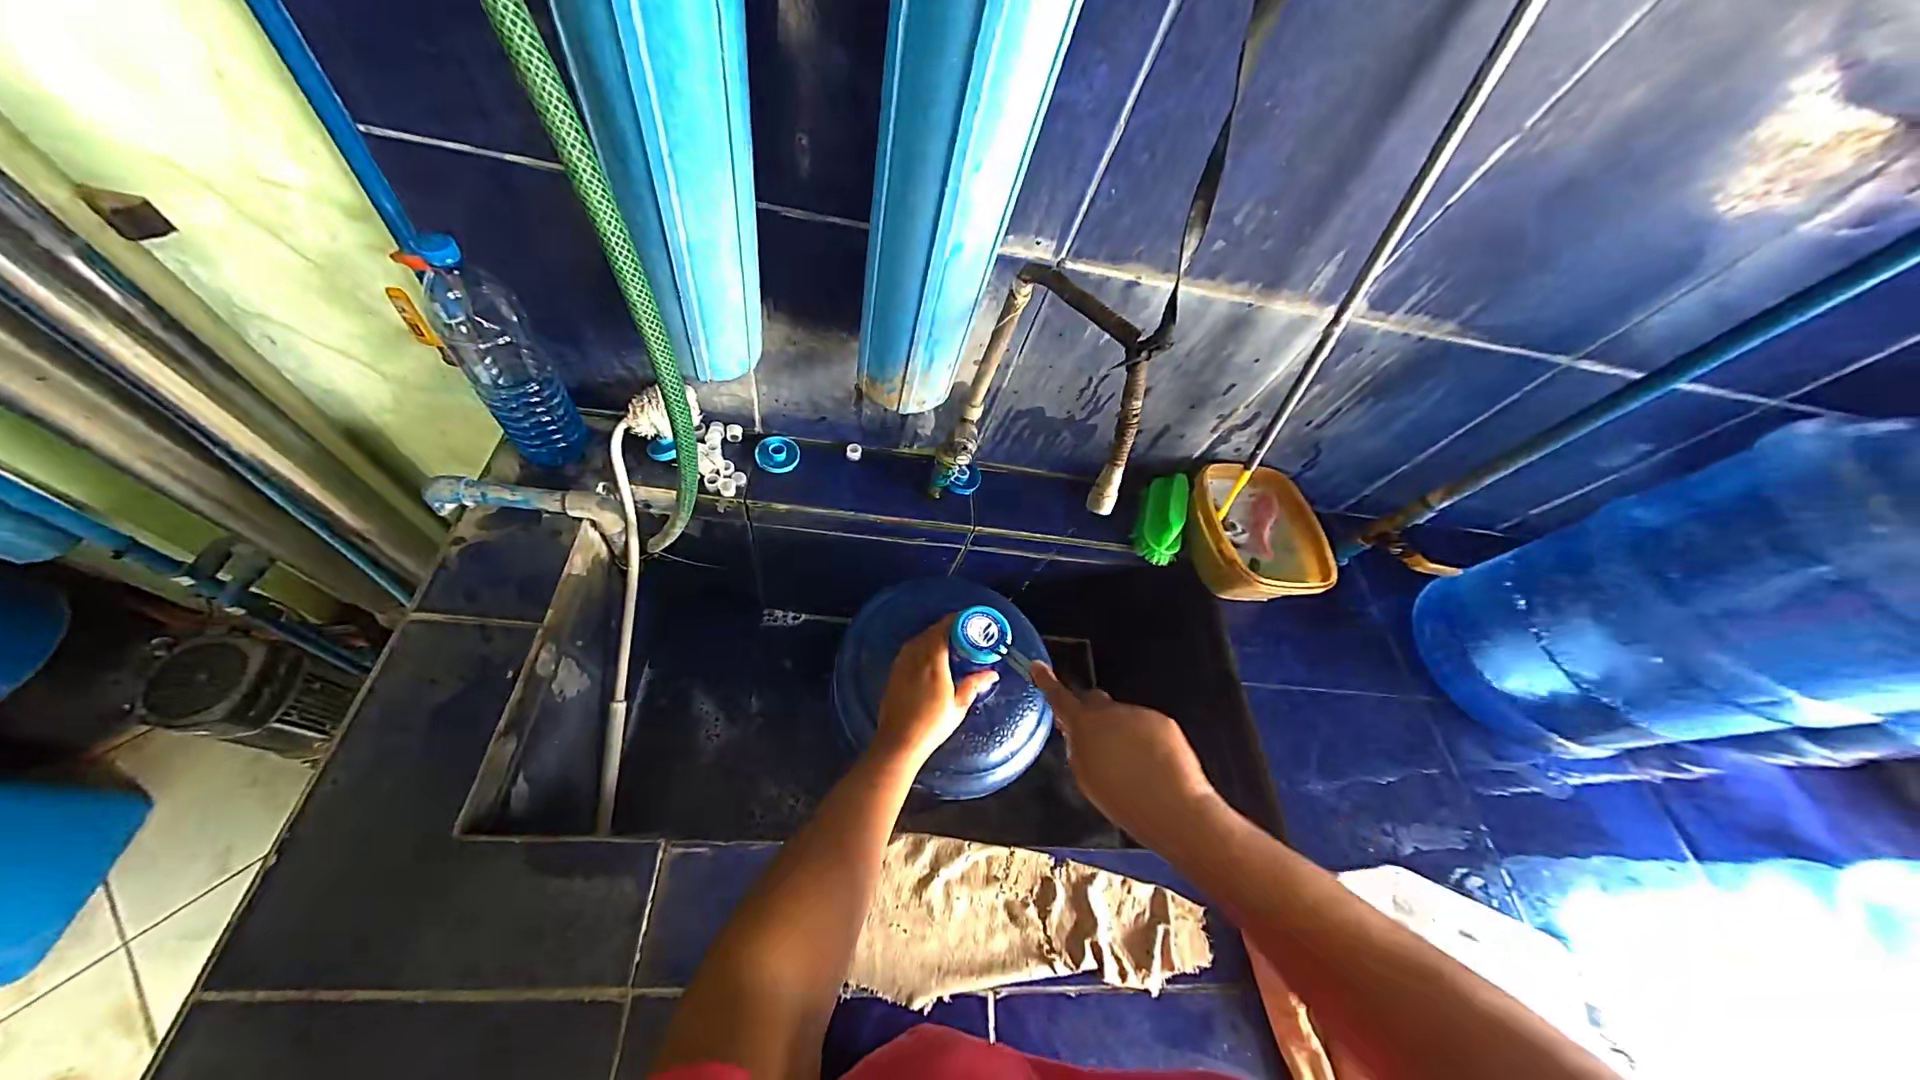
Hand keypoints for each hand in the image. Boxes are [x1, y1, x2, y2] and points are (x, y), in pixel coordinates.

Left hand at [873, 616, 997, 766]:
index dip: (960, 621)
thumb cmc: (931, 725)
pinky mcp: (895, 670)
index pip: (945, 627)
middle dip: (951, 628)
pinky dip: (925, 646)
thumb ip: (974, 684)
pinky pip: (912, 648)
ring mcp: (902, 661)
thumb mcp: (958, 705)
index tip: (973, 622)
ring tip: (953, 645)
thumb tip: (991, 674)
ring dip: (937, 636)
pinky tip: (933, 658)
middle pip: (933, 630)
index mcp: (933, 659)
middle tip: (967, 635)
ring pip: (921, 638)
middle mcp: (915, 655)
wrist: (898, 741)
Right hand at [1031, 663, 1222, 849]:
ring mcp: (1139, 713)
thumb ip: (1077, 748)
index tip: (1038, 667)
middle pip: (1093, 702)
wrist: (1173, 807)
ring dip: (1121, 732)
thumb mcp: (1086, 778)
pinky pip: (1145, 725)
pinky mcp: (1163, 720)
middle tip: (1094, 741)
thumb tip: (1077, 735)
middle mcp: (1111, 711)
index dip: (1047, 681)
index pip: (1060, 697)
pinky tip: (1151, 764)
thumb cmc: (1123, 800)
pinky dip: (1145, 739)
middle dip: (1090, 714)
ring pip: (1122, 716)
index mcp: (1085, 724)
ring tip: (1131, 766)